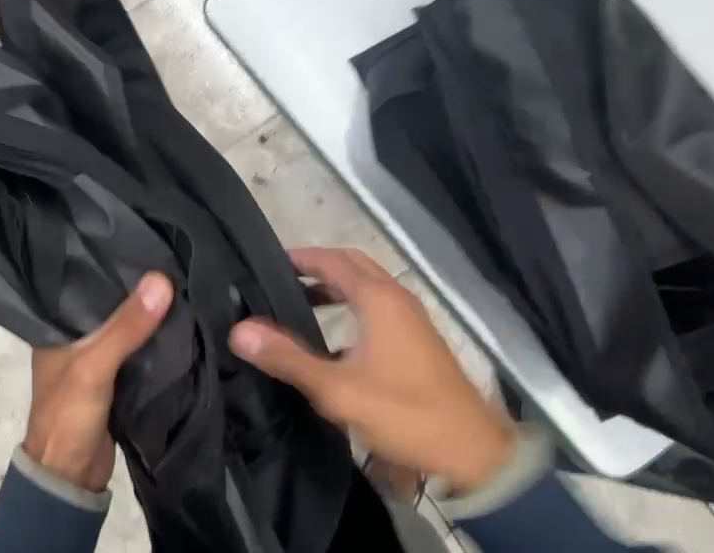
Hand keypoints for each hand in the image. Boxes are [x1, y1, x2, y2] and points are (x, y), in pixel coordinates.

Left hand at [22, 272, 173, 491]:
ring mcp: (93, 358)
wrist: (71, 478)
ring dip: (146, 313)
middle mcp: (71, 335)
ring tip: (180, 279)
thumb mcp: (95, 365)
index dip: (110, 260)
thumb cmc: (68, 414)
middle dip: (135, 287)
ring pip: (124, 326)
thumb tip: (161, 280)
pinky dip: (151, 340)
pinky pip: (135, 350)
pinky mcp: (113, 378)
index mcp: (54, 324)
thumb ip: (126, 327)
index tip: (145, 238)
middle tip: (172, 255)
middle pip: (108, 303)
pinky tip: (176, 321)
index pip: (84, 281)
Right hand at [230, 247, 515, 494]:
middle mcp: (397, 298)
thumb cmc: (404, 413)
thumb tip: (240, 330)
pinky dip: (354, 306)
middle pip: (352, 265)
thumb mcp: (337, 389)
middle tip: (282, 281)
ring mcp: (413, 319)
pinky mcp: (420, 341)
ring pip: (368, 286)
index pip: (331, 259)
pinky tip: (336, 340)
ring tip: (302, 306)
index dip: (299, 258)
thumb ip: (288, 357)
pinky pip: (379, 306)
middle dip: (317, 267)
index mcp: (378, 298)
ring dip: (336, 288)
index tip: (268, 265)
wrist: (474, 455)